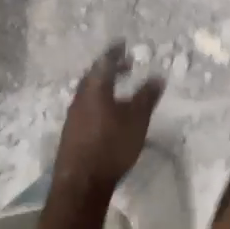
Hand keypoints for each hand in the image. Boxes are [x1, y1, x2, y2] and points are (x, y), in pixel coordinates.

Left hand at [51, 43, 163, 199]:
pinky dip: (98, 102)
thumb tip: (157, 76)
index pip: (104, 63)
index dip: (115, 52)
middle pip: (93, 77)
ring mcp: (73, 117)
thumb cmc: (111, 145)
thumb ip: (147, 96)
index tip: (123, 44)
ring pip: (88, 94)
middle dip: (109, 69)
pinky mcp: (71, 134)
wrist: (81, 184)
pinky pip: (86, 108)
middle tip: (126, 65)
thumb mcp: (137, 119)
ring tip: (119, 89)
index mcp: (95, 89)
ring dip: (103, 87)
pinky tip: (108, 113)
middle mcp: (80, 99)